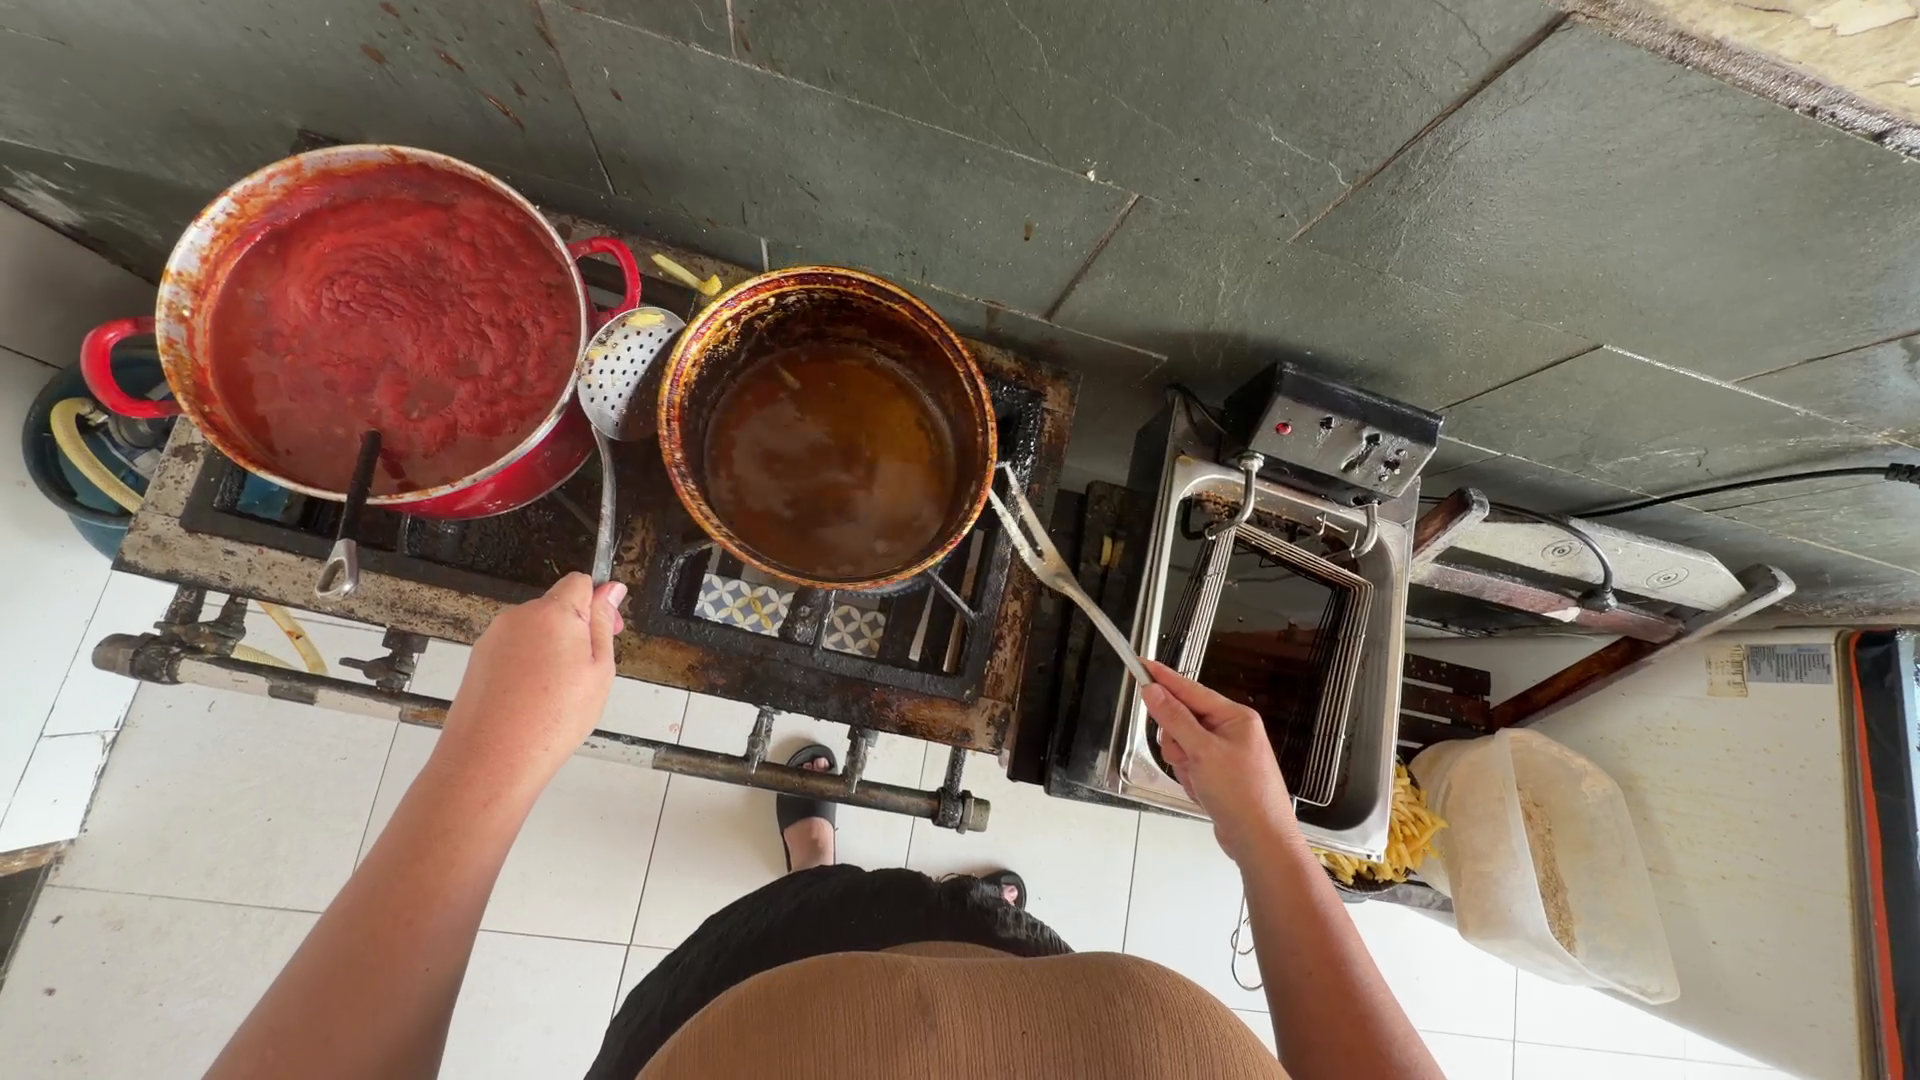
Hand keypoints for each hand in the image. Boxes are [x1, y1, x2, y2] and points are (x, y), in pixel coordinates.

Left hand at [435, 573, 625, 791]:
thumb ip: (603, 624)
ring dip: (553, 650)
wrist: (491, 761)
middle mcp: (518, 618)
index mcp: (552, 614)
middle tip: (588, 671)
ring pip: (537, 631)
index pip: (580, 582)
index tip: (608, 628)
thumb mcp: (600, 669)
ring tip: (560, 692)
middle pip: (557, 606)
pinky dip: (530, 667)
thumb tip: (611, 590)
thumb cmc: (550, 720)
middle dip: (577, 629)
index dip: (599, 602)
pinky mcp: (479, 661)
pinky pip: (516, 651)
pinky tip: (536, 698)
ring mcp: (493, 639)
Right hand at [1141, 659, 1300, 864]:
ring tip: (1198, 780)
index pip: (1191, 690)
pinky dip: (1190, 776)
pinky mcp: (1219, 773)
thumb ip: (1174, 719)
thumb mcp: (1202, 752)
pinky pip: (1190, 763)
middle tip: (1185, 757)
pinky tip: (1202, 791)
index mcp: (1235, 717)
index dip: (1164, 679)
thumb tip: (1153, 691)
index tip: (1142, 664)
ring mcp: (1225, 753)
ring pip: (1183, 743)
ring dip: (1182, 762)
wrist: (1261, 842)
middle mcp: (1231, 731)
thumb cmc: (1241, 795)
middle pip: (1183, 718)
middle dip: (1177, 740)